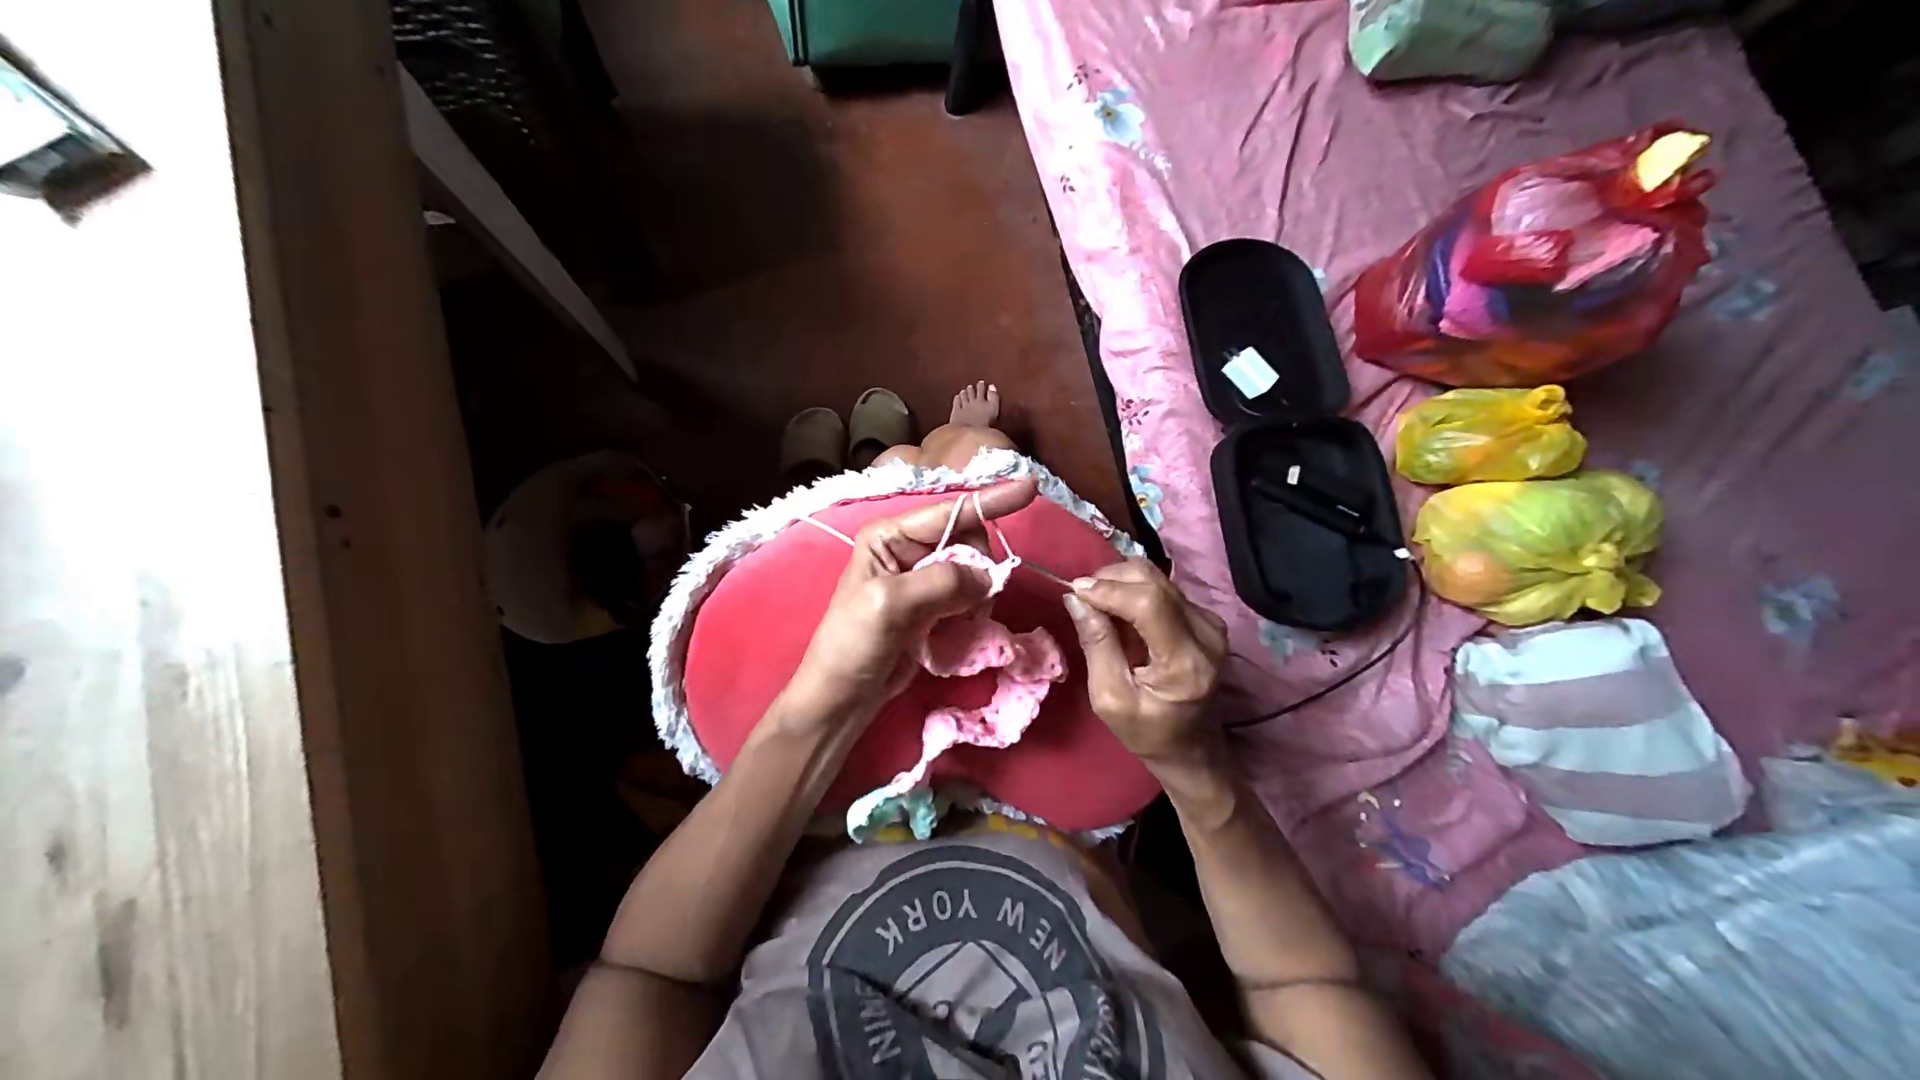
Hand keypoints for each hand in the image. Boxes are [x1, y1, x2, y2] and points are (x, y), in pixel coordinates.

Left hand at [780, 478, 1040, 727]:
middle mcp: (909, 549)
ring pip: (976, 571)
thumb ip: (941, 582)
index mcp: (890, 536)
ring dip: (977, 597)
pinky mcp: (935, 607)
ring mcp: (923, 579)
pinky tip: (955, 633)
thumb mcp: (890, 604)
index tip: (1030, 488)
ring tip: (956, 623)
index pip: (949, 512)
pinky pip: (971, 598)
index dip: (991, 501)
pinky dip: (973, 614)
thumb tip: (987, 577)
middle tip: (969, 604)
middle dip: (979, 568)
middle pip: (969, 541)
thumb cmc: (853, 643)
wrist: (843, 695)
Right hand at [1062, 559, 1227, 765]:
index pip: (1149, 604)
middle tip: (1082, 595)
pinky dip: (1134, 591)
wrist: (1192, 748)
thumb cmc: (1147, 732)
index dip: (1109, 589)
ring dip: (1121, 582)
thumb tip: (1075, 599)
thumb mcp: (1110, 698)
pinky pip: (1164, 589)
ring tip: (1097, 603)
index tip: (1075, 590)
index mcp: (1184, 663)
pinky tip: (1119, 611)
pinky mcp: (1206, 619)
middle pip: (1155, 582)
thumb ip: (1096, 645)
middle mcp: (1205, 635)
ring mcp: (1210, 624)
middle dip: (1111, 578)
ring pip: (1159, 579)